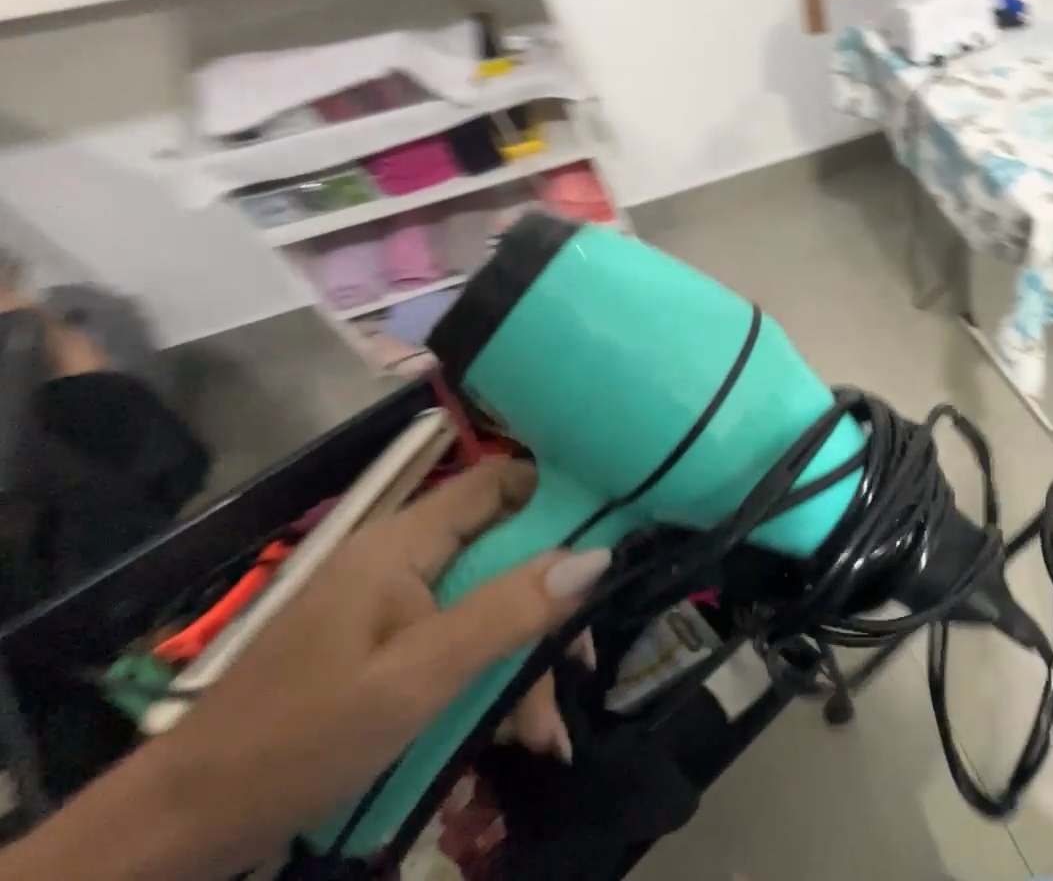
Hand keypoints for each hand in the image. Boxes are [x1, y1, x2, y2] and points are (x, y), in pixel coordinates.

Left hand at [0, 459, 612, 880]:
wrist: (180, 828)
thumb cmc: (297, 741)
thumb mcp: (417, 679)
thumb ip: (507, 612)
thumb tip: (597, 557)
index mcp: (399, 546)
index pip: (499, 482)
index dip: (560, 493)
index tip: (615, 531)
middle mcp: (398, 561)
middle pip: (505, 554)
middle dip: (549, 609)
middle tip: (579, 665)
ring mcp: (389, 606)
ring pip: (488, 607)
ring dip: (523, 662)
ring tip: (540, 735)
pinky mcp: (383, 648)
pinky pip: (458, 643)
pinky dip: (489, 682)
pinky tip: (511, 736)